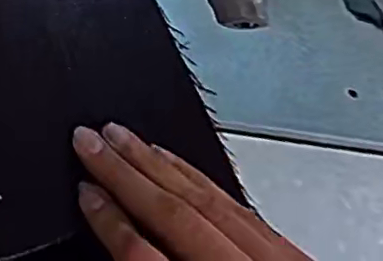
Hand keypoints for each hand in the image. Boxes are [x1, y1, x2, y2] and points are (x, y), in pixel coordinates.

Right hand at [73, 124, 311, 260]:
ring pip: (207, 200)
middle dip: (123, 173)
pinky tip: (175, 162)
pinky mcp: (296, 260)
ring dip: (156, 162)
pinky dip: (198, 177)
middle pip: (176, 217)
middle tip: (87, 139)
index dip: (111, 223)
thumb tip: (121, 250)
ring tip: (120, 134)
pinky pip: (237, 205)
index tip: (85, 192)